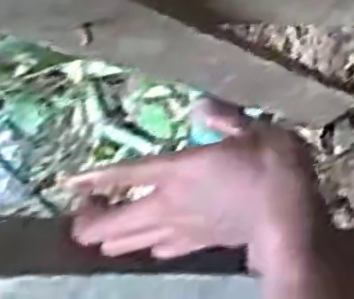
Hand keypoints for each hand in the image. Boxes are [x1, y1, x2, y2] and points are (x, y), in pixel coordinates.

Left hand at [68, 99, 330, 274]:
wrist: (283, 210)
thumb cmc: (273, 164)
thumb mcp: (258, 131)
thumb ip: (226, 121)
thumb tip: (200, 104)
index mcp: (179, 171)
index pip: (124, 173)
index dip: (94, 177)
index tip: (70, 181)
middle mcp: (163, 204)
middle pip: (98, 228)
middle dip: (86, 220)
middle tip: (94, 205)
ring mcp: (172, 230)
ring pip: (115, 245)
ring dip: (111, 234)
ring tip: (121, 221)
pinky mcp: (188, 246)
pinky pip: (152, 249)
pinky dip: (148, 242)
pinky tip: (161, 232)